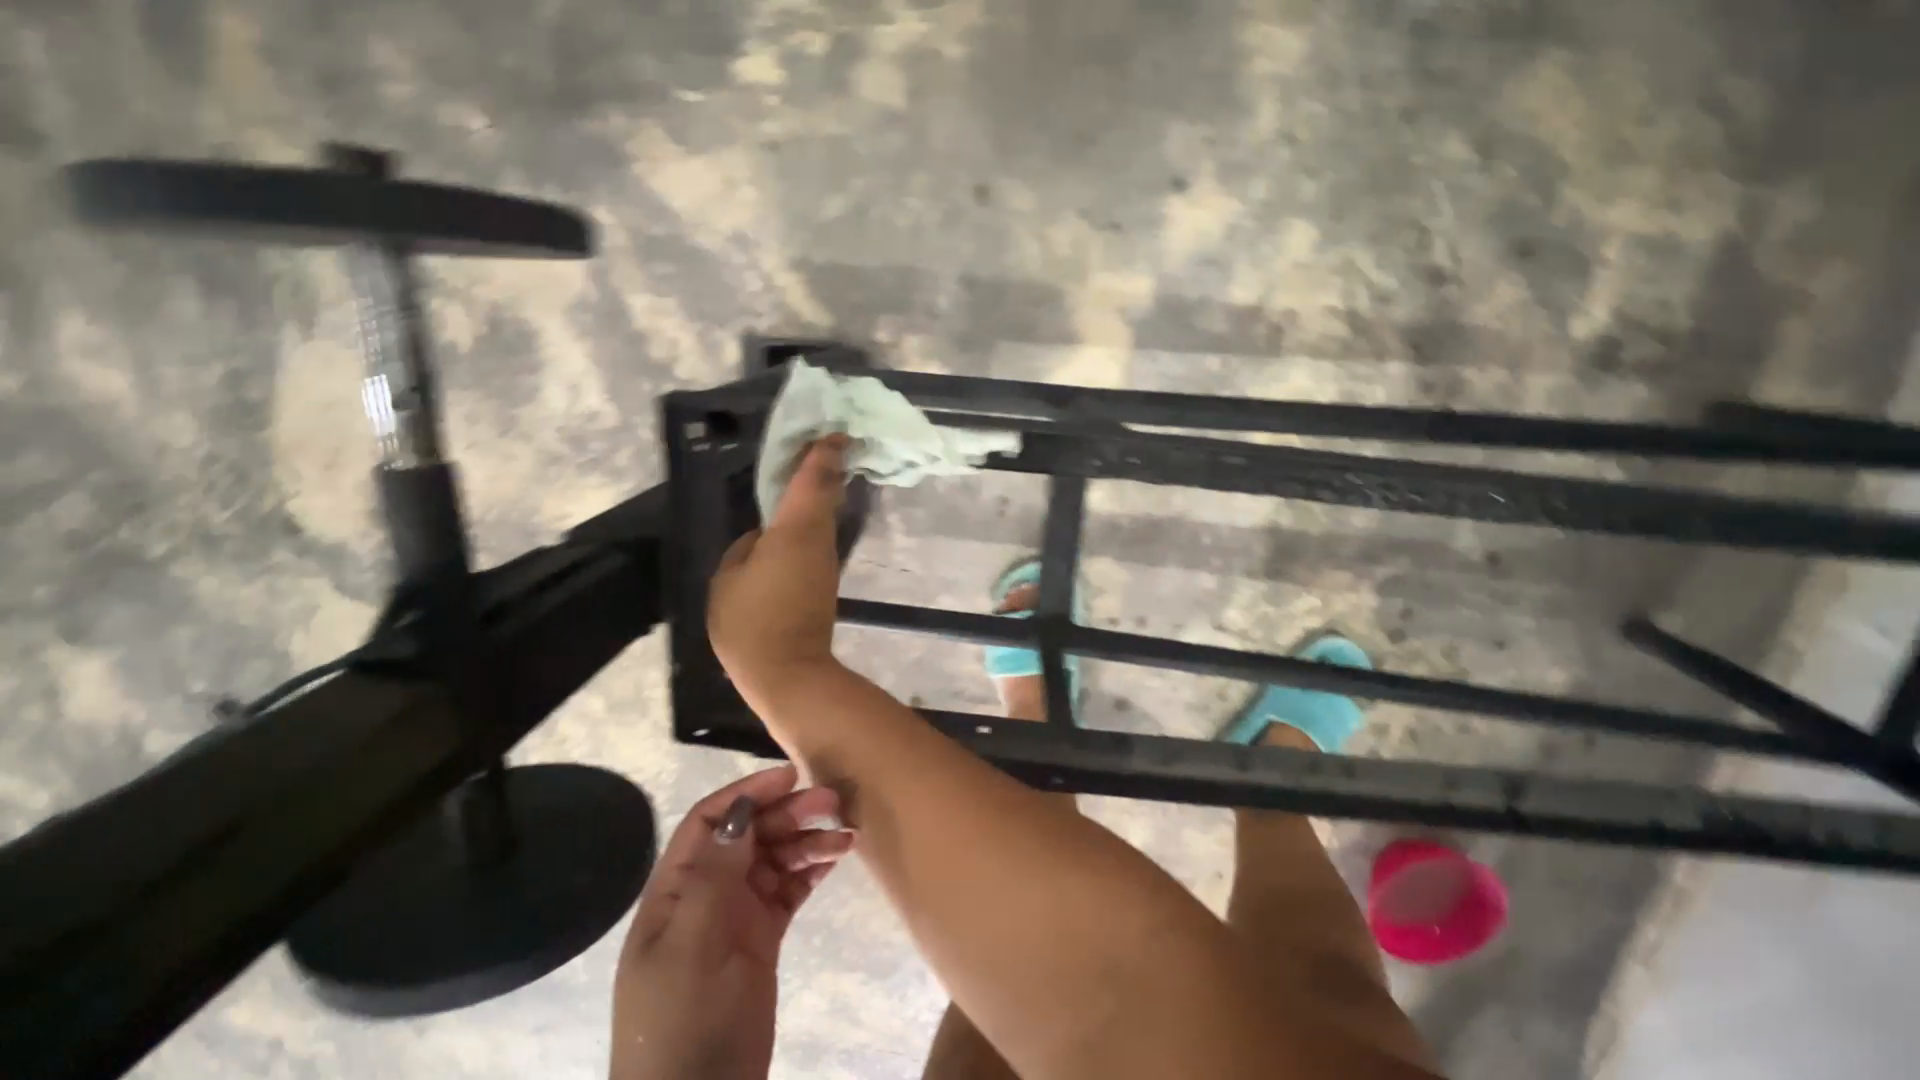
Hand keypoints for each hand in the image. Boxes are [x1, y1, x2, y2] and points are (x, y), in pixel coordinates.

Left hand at [611, 766, 853, 1079]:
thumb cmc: (682, 1021)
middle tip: (834, 805)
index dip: (747, 793)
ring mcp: (734, 919)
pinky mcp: (760, 942)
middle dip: (788, 815)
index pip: (709, 822)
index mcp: (675, 890)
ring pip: (772, 862)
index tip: (791, 776)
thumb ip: (714, 875)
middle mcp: (704, 896)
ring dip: (806, 843)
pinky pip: (787, 893)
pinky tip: (836, 860)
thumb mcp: (692, 945)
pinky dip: (810, 873)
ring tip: (847, 836)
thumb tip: (739, 809)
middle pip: (748, 837)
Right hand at [708, 436, 848, 704]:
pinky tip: (790, 521)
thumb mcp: (728, 579)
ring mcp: (824, 563)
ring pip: (822, 518)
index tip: (833, 431)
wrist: (789, 673)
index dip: (822, 453)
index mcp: (795, 530)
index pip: (813, 480)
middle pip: (825, 495)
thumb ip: (745, 549)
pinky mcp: (823, 583)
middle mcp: (818, 541)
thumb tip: (762, 540)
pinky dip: (807, 522)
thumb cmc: (752, 624)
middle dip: (823, 468)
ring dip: (815, 494)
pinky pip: (815, 541)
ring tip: (799, 474)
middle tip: (819, 443)